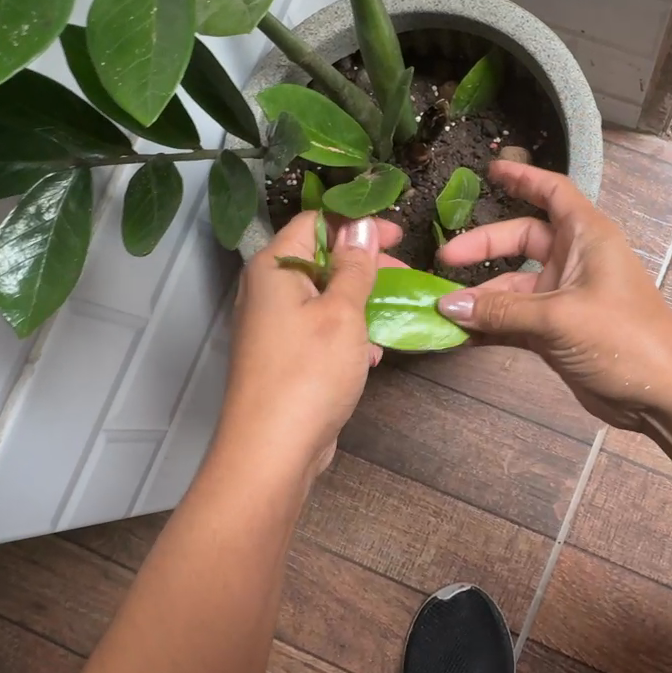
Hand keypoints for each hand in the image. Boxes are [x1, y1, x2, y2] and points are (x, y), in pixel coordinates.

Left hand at [218, 211, 392, 474]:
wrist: (272, 450)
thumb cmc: (308, 373)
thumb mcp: (342, 312)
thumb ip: (354, 267)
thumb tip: (360, 227)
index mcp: (274, 268)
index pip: (315, 221)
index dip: (356, 223)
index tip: (397, 235)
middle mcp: (267, 291)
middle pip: (320, 258)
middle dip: (365, 266)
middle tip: (405, 276)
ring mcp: (273, 327)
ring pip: (324, 297)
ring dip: (360, 303)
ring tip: (393, 318)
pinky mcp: (284, 358)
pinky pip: (320, 330)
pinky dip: (348, 334)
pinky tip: (371, 355)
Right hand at [433, 161, 671, 431]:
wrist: (661, 395)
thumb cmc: (623, 337)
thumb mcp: (559, 317)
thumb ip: (501, 312)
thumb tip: (447, 306)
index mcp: (587, 237)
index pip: (552, 193)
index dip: (523, 178)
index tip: (490, 170)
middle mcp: (574, 261)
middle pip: (521, 240)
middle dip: (483, 247)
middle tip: (444, 260)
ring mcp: (564, 299)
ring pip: (512, 288)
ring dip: (481, 298)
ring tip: (442, 308)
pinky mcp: (556, 333)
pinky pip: (514, 321)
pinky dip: (489, 326)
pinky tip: (459, 334)